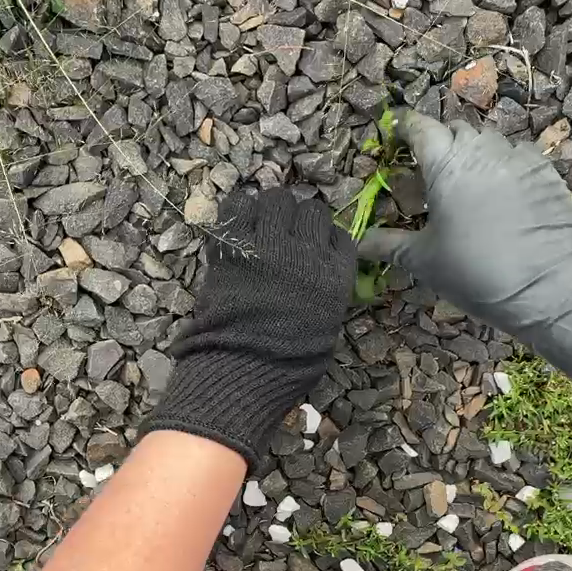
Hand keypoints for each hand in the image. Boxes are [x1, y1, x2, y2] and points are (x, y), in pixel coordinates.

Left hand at [142, 189, 355, 464]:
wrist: (241, 371)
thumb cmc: (285, 366)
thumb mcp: (323, 332)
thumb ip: (323, 297)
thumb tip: (316, 282)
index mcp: (334, 277)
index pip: (339, 236)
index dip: (324, 238)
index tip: (312, 247)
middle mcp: (306, 253)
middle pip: (311, 211)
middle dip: (299, 219)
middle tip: (284, 233)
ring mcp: (268, 245)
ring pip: (276, 200)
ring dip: (270, 209)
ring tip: (260, 224)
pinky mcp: (232, 245)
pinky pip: (236, 207)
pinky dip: (237, 210)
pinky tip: (236, 223)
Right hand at [362, 111, 571, 411]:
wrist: (546, 285)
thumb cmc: (474, 271)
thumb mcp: (423, 261)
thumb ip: (388, 245)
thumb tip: (359, 243)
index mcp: (445, 165)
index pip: (420, 128)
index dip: (406, 126)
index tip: (397, 130)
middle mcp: (482, 150)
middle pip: (456, 129)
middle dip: (441, 139)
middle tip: (430, 164)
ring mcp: (518, 158)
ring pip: (489, 139)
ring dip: (474, 150)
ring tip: (467, 177)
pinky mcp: (546, 172)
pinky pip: (519, 155)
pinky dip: (504, 163)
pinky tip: (502, 187)